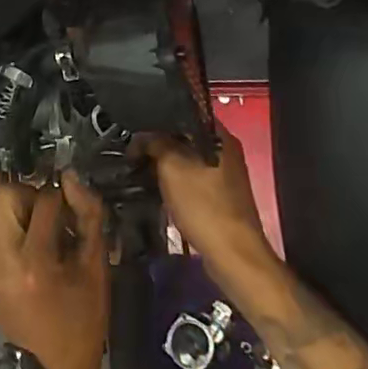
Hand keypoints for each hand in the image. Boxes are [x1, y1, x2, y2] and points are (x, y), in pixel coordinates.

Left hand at [0, 172, 108, 368]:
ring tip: (36, 230)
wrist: (55, 368)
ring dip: (14, 210)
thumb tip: (69, 176)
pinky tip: (25, 250)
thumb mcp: (96, 266)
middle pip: (3, 195)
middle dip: (28, 195)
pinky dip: (6, 231)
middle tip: (47, 214)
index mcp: (33, 263)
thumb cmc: (83, 316)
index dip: (61, 197)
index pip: (43, 201)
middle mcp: (0, 263)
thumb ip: (88, 215)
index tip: (70, 207)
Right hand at [138, 124, 271, 271]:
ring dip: (165, 161)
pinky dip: (175, 178)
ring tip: (140, 162)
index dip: (157, 115)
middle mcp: (225, 149)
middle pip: (185, 135)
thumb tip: (142, 136)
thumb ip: (155, 142)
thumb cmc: (203, 206)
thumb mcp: (171, 167)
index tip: (136, 123)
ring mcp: (224, 173)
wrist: (233, 256)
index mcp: (220, 135)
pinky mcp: (220, 195)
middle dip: (159, 140)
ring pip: (187, 157)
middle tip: (134, 145)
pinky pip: (191, 176)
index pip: (184, 111)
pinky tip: (157, 183)